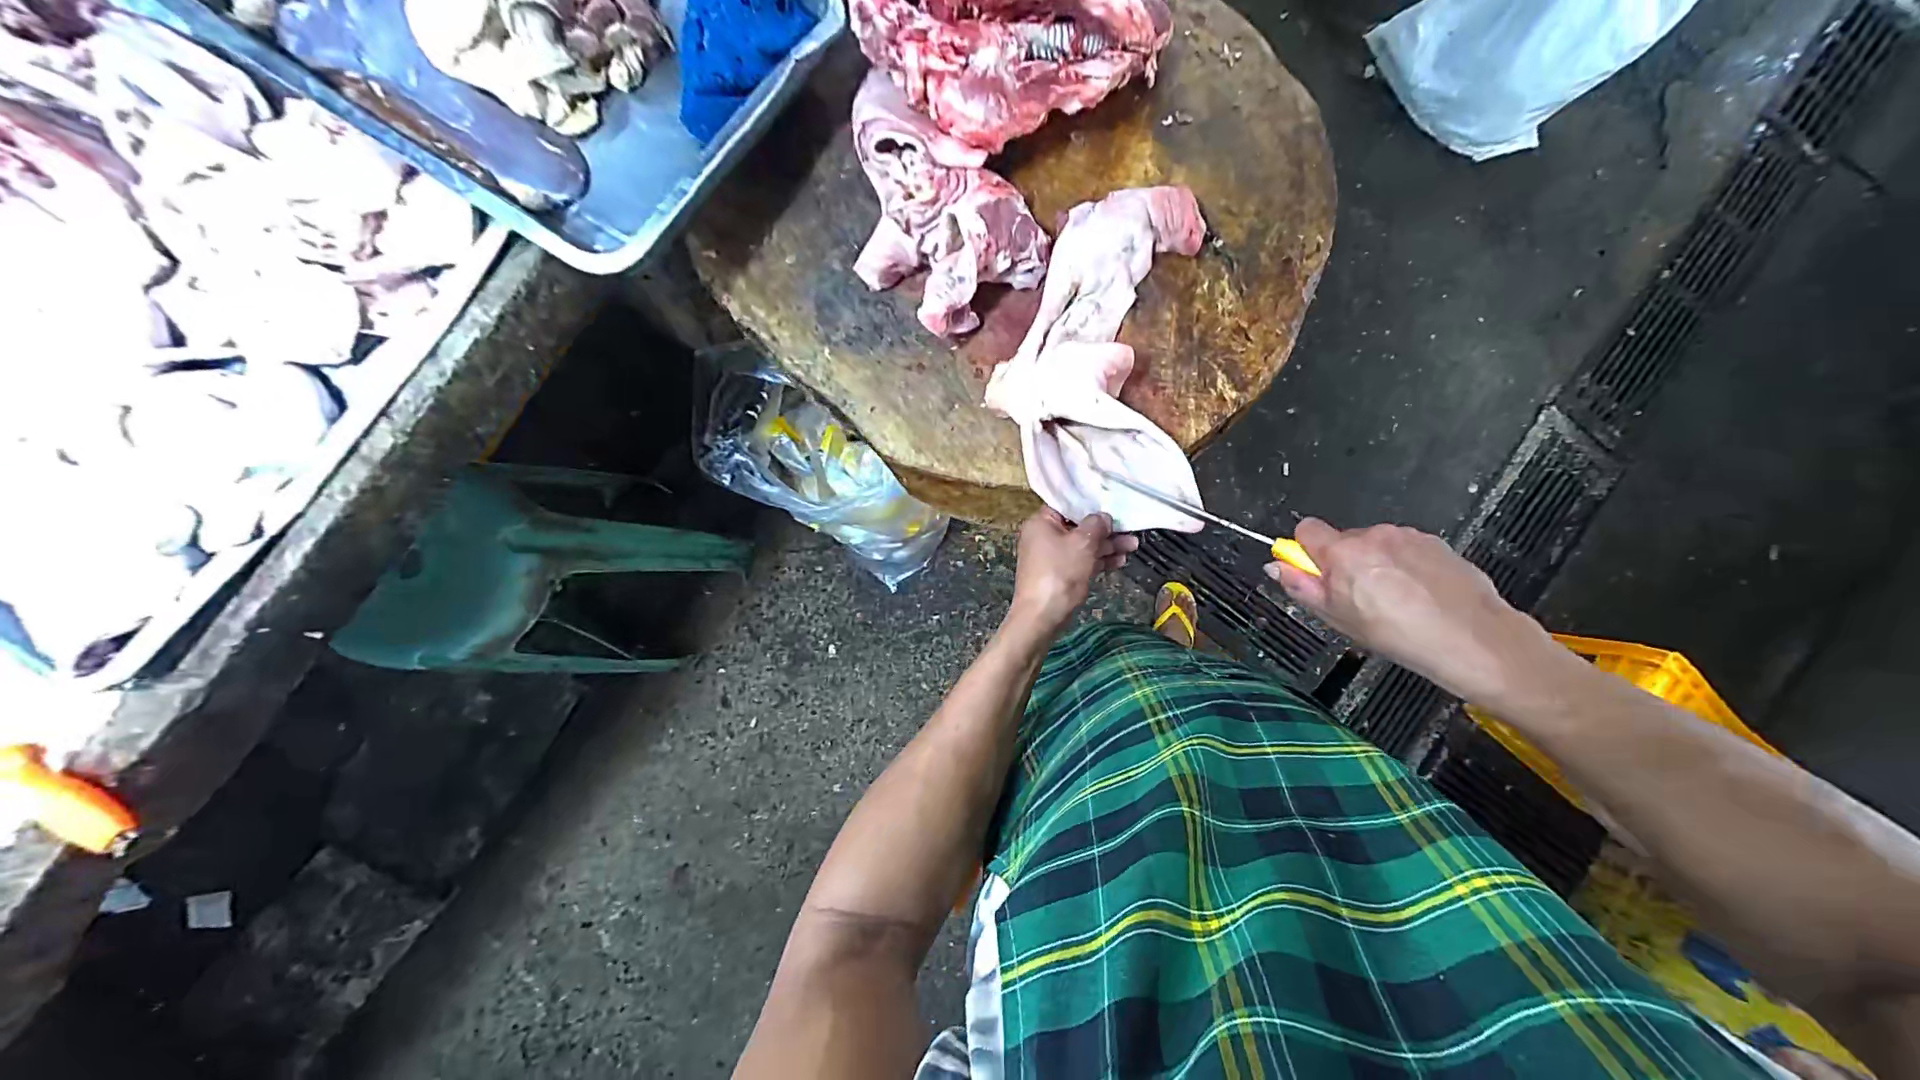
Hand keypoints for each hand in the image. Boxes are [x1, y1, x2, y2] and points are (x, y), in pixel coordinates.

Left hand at [1009, 509, 1137, 636]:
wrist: (1043, 615)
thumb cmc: (1060, 572)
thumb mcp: (1082, 543)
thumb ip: (1096, 525)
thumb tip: (1103, 517)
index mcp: (1042, 522)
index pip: (1067, 505)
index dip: (1090, 504)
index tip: (1112, 504)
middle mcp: (1044, 536)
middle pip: (1078, 526)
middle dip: (1105, 529)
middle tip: (1130, 528)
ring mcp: (1053, 557)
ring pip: (1083, 546)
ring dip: (1107, 545)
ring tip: (1133, 545)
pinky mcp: (1061, 574)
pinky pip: (1083, 561)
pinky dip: (1099, 560)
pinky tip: (1120, 560)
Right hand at [1264, 518, 1567, 705]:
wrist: (1473, 639)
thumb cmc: (1404, 634)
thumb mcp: (1337, 619)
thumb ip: (1302, 587)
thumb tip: (1278, 567)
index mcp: (1343, 552)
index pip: (1305, 529)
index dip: (1305, 551)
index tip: (1313, 573)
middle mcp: (1373, 535)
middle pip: (1342, 539)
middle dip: (1343, 562)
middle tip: (1355, 598)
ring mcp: (1406, 536)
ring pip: (1374, 545)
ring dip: (1375, 565)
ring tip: (1391, 601)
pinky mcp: (1434, 542)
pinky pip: (1404, 549)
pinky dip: (1403, 567)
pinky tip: (1415, 596)